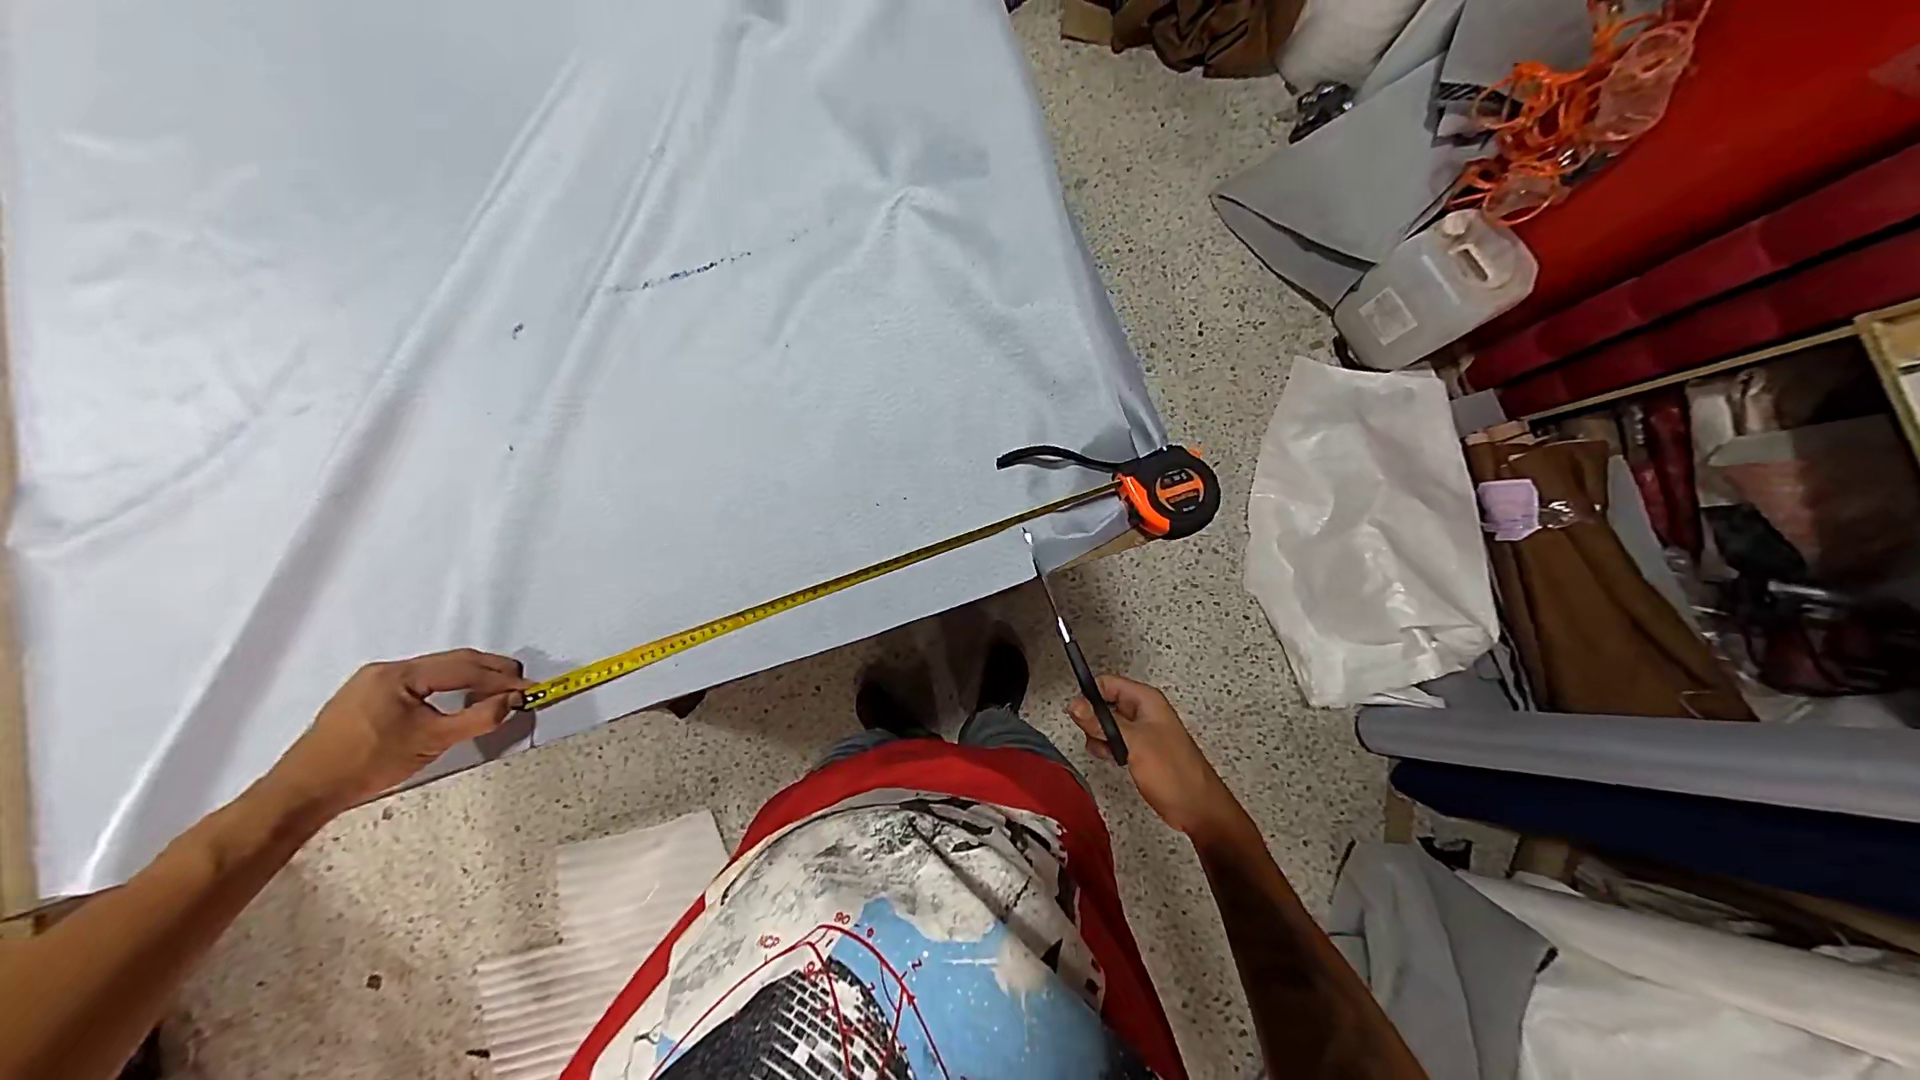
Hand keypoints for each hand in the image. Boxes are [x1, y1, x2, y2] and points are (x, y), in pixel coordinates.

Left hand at [263, 649, 529, 815]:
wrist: (303, 793)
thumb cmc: (367, 764)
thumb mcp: (431, 741)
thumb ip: (479, 718)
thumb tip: (514, 701)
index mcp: (400, 674)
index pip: (463, 668)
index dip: (501, 678)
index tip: (530, 689)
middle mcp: (387, 670)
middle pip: (452, 663)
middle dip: (491, 673)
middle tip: (522, 686)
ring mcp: (375, 682)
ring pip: (438, 672)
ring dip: (472, 680)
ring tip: (499, 694)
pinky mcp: (370, 697)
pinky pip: (423, 683)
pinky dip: (450, 689)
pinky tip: (463, 701)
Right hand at [1068, 675, 1245, 841]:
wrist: (1196, 809)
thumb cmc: (1175, 773)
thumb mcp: (1133, 742)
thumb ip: (1102, 722)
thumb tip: (1076, 705)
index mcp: (1146, 700)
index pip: (1107, 683)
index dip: (1089, 696)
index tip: (1080, 714)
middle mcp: (1144, 712)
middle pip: (1104, 703)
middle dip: (1094, 720)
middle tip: (1100, 737)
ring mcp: (1141, 732)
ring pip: (1107, 724)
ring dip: (1100, 738)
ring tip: (1111, 752)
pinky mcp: (1139, 750)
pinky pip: (1114, 742)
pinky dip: (1109, 750)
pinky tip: (1115, 760)